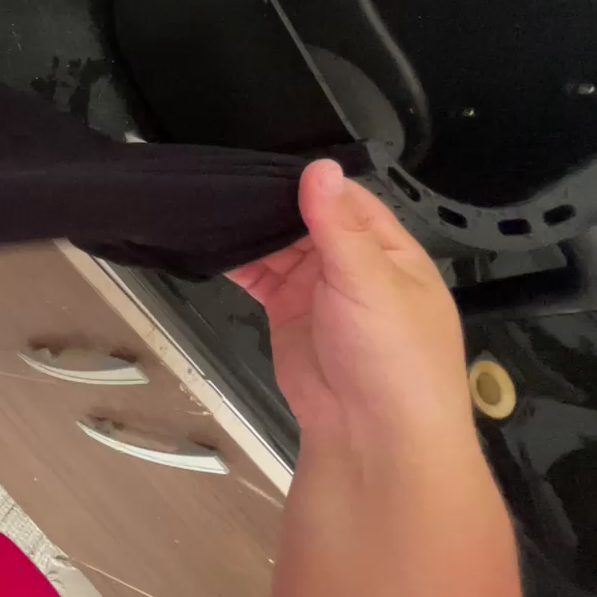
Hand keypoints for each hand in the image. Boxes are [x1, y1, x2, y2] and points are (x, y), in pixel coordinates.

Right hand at [228, 160, 472, 450]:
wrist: (370, 431)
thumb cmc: (391, 355)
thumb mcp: (368, 283)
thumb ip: (338, 226)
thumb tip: (319, 167)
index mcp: (388, 253)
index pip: (347, 202)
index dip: (308, 182)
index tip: (260, 165)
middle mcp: (352, 265)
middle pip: (304, 221)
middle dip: (268, 205)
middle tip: (220, 183)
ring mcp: (316, 288)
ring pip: (276, 246)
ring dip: (247, 232)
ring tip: (206, 209)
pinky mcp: (285, 308)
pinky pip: (257, 274)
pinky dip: (234, 261)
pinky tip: (207, 245)